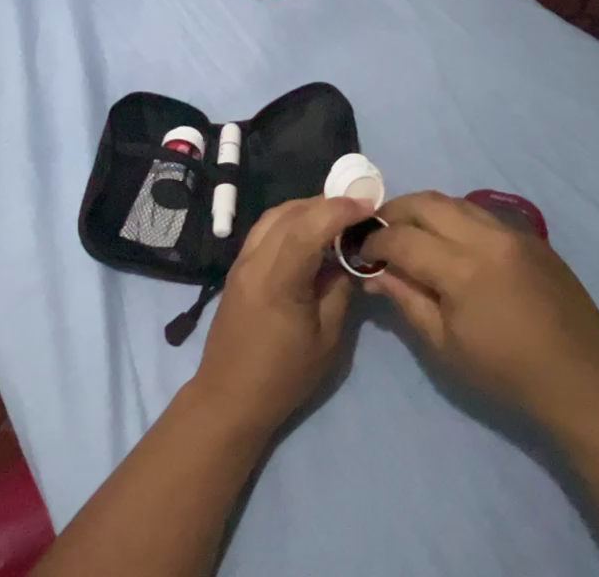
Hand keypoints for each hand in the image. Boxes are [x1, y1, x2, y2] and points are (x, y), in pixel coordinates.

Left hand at [188, 196, 364, 436]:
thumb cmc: (283, 376)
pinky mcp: (237, 269)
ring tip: (337, 216)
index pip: (307, 226)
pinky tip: (310, 232)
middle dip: (325, 203)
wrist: (229, 396)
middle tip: (358, 208)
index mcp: (277, 280)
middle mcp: (253, 262)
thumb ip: (338, 290)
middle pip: (289, 213)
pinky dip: (289, 221)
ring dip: (305, 208)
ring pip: (273, 217)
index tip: (368, 205)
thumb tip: (346, 259)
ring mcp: (241, 263)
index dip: (339, 209)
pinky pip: (264, 230)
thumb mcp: (327, 339)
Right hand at [361, 191, 598, 426]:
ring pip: (455, 202)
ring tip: (412, 235)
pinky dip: (455, 219)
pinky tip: (451, 245)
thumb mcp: (444, 344)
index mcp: (462, 269)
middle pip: (426, 202)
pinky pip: (482, 214)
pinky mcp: (532, 238)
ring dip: (425, 211)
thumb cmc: (506, 372)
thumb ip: (406, 299)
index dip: (374, 243)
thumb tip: (374, 272)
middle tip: (380, 235)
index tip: (362, 255)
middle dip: (394, 213)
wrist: (583, 380)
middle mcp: (487, 238)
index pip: (401, 238)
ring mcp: (514, 233)